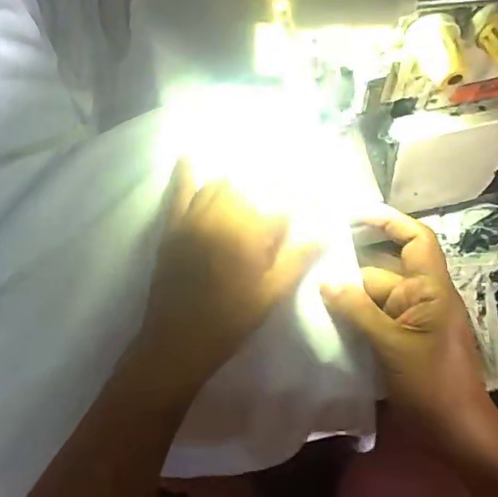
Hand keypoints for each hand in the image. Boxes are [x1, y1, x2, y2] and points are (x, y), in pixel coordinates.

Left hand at [132, 161, 321, 390]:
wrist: (179, 339)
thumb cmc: (232, 320)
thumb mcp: (272, 293)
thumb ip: (297, 259)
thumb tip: (325, 233)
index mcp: (252, 234)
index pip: (279, 214)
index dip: (285, 224)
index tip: (290, 229)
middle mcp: (224, 217)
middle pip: (248, 195)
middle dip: (259, 206)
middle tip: (262, 228)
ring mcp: (194, 218)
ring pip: (218, 188)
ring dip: (233, 191)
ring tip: (242, 201)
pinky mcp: (173, 226)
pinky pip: (178, 192)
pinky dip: (183, 173)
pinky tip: (187, 156)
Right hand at [319, 206, 497, 455]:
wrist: (458, 435)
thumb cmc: (433, 385)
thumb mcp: (392, 345)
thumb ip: (358, 311)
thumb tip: (326, 282)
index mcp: (431, 291)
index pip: (416, 240)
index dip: (389, 221)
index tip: (353, 215)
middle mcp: (421, 300)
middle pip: (381, 272)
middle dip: (348, 272)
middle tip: (306, 270)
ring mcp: (411, 324)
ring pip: (372, 300)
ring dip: (346, 300)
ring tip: (306, 297)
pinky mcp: (401, 345)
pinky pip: (373, 322)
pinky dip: (351, 321)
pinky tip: (323, 325)